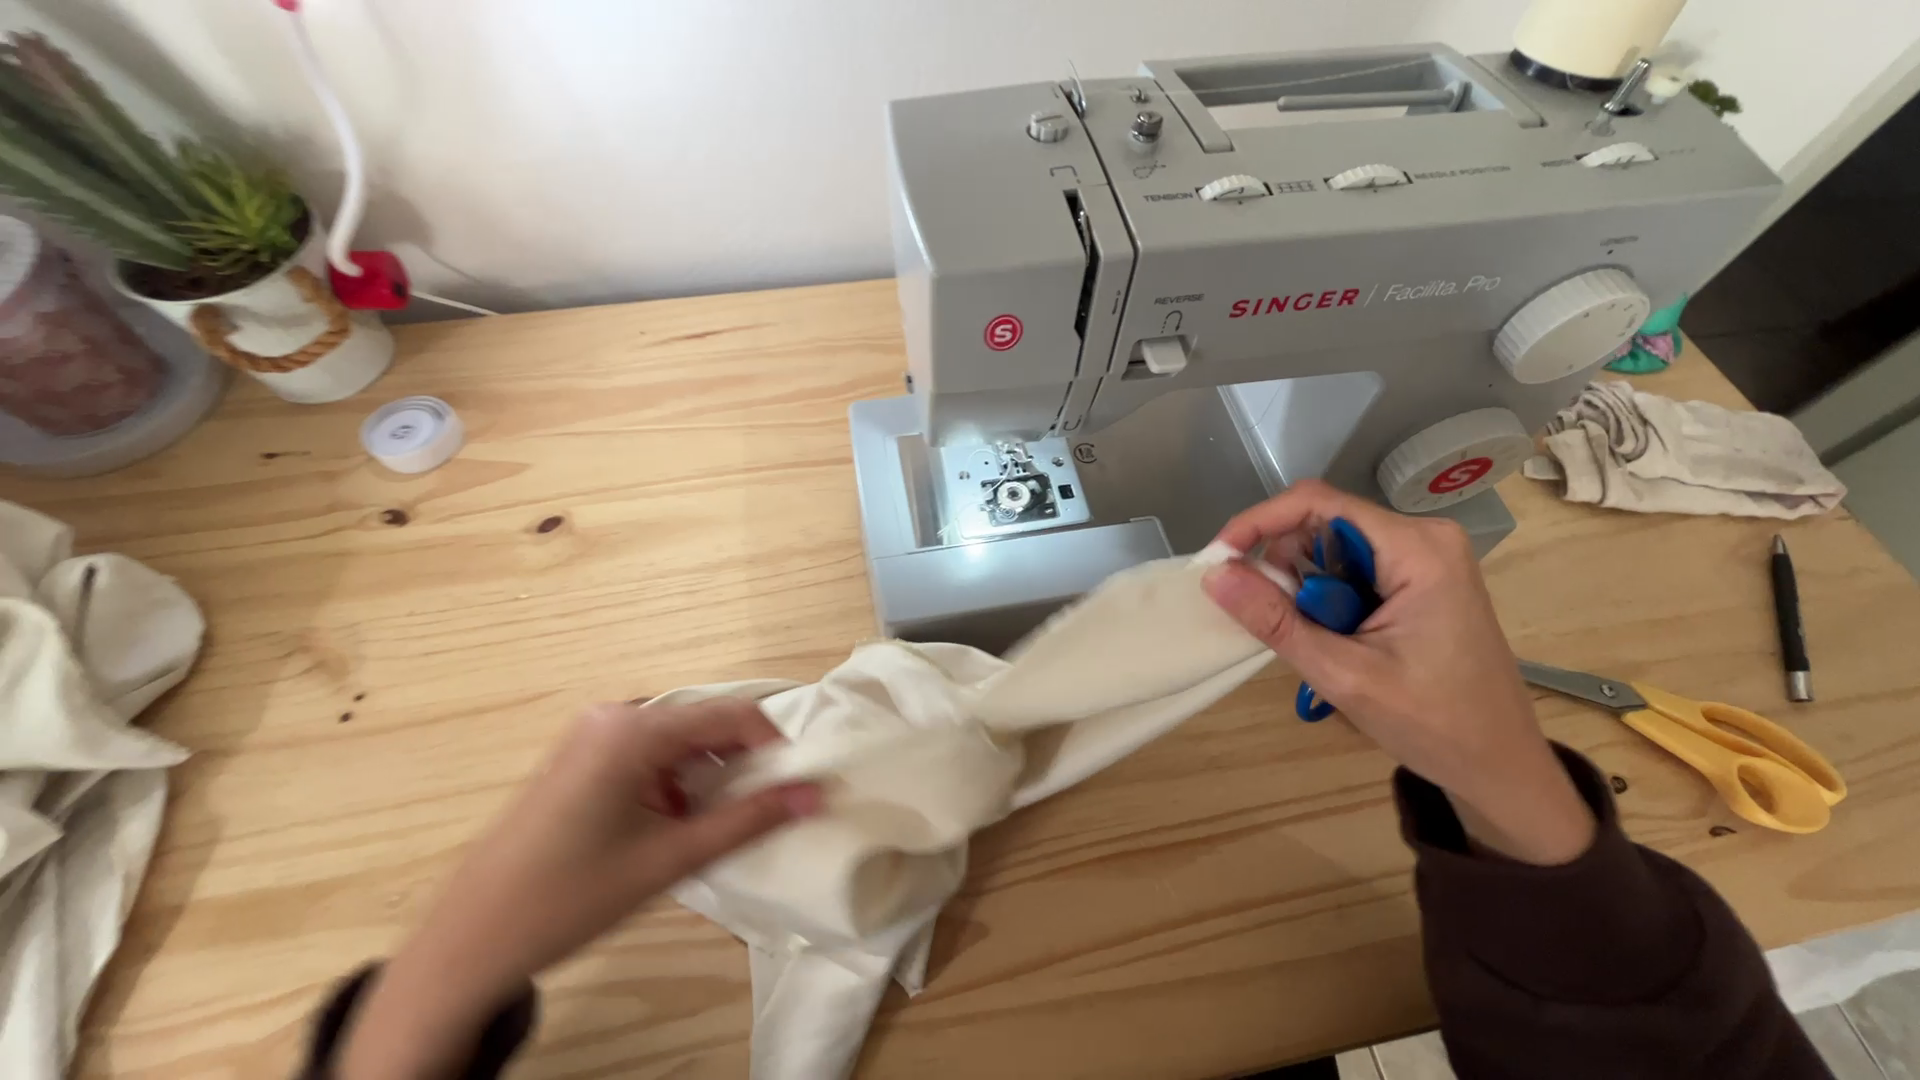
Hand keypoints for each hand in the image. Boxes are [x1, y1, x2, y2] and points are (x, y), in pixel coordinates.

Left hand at [340, 699, 819, 1079]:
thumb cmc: (573, 896)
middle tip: (764, 806)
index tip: (798, 782)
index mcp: (634, 730)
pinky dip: (674, 778)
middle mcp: (613, 716)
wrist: (470, 941)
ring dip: (707, 773)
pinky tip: (674, 822)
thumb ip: (750, 820)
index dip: (773, 743)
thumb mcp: (671, 858)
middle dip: (740, 761)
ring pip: (677, 739)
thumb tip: (816, 795)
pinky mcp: (579, 757)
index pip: (730, 714)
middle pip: (703, 722)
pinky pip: (647, 751)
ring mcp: (590, 734)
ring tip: (716, 822)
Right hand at [1203, 480, 1593, 865]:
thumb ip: (1276, 621)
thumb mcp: (1343, 674)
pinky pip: (1349, 567)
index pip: (1317, 503)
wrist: (1499, 765)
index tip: (1217, 560)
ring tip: (1311, 638)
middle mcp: (1423, 537)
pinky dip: (1322, 596)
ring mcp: (1424, 556)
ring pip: (1330, 547)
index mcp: (1417, 548)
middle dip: (1282, 565)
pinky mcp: (1418, 578)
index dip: (1259, 523)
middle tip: (1268, 618)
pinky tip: (1330, 636)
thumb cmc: (1432, 723)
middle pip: (1321, 522)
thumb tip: (1213, 575)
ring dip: (1302, 586)